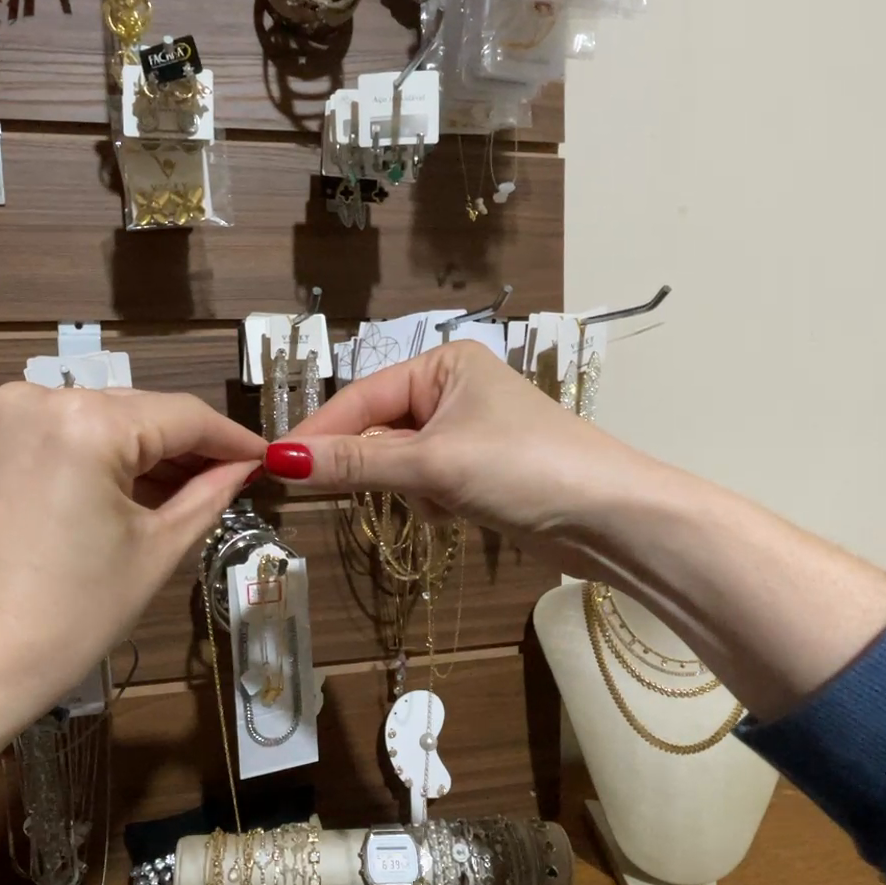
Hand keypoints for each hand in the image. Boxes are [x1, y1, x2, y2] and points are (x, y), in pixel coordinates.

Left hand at [0, 385, 263, 727]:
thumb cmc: (66, 618)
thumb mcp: (153, 553)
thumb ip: (208, 496)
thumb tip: (242, 467)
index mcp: (87, 420)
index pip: (184, 416)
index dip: (232, 438)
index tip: (267, 458)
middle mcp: (41, 396)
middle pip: (142, 413)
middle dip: (190, 447)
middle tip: (236, 480)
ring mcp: (7, 416)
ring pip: (105, 422)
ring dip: (149, 453)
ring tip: (195, 492)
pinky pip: (69, 436)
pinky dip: (106, 459)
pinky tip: (139, 491)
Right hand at [262, 341, 655, 578]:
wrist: (610, 519)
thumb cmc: (523, 469)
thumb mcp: (432, 463)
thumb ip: (355, 462)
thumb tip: (280, 459)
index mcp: (443, 365)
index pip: (361, 398)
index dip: (319, 433)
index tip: (274, 465)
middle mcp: (452, 391)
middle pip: (377, 430)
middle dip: (372, 465)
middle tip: (343, 491)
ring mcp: (466, 434)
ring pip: (399, 462)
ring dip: (408, 488)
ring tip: (441, 501)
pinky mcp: (478, 472)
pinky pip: (426, 483)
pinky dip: (431, 502)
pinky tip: (458, 513)